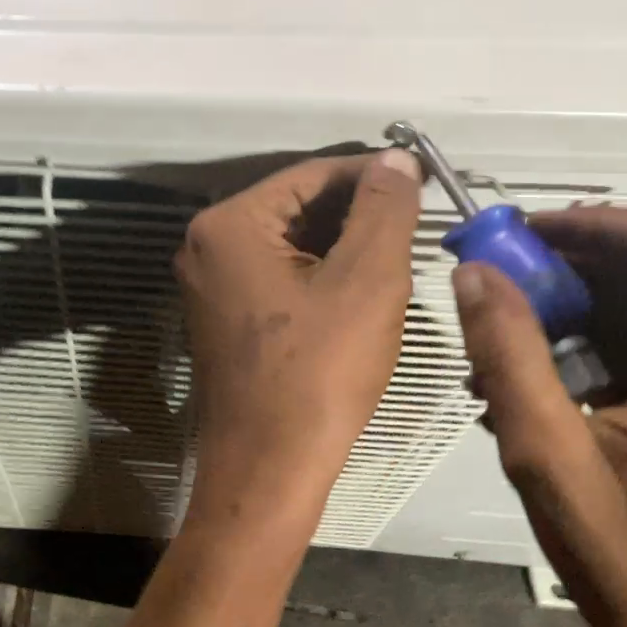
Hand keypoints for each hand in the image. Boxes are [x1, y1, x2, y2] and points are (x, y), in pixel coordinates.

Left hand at [175, 149, 421, 532]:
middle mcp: (206, 245)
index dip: (370, 174)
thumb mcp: (366, 281)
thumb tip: (395, 159)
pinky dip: (318, 273)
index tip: (420, 181)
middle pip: (294, 206)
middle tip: (415, 223)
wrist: (268, 467)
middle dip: (355, 212)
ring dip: (341, 243)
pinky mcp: (223, 316)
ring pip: (288, 242)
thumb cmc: (319, 373)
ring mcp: (210, 284)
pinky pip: (276, 275)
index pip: (310, 174)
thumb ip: (383, 210)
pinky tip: (361, 287)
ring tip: (398, 254)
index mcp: (228, 225)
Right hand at [452, 208, 626, 626]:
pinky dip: (626, 343)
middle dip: (585, 267)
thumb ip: (509, 358)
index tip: (518, 233)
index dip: (597, 224)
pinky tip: (567, 376)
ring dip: (599, 308)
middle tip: (503, 285)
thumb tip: (473, 272)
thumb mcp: (550, 464)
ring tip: (521, 341)